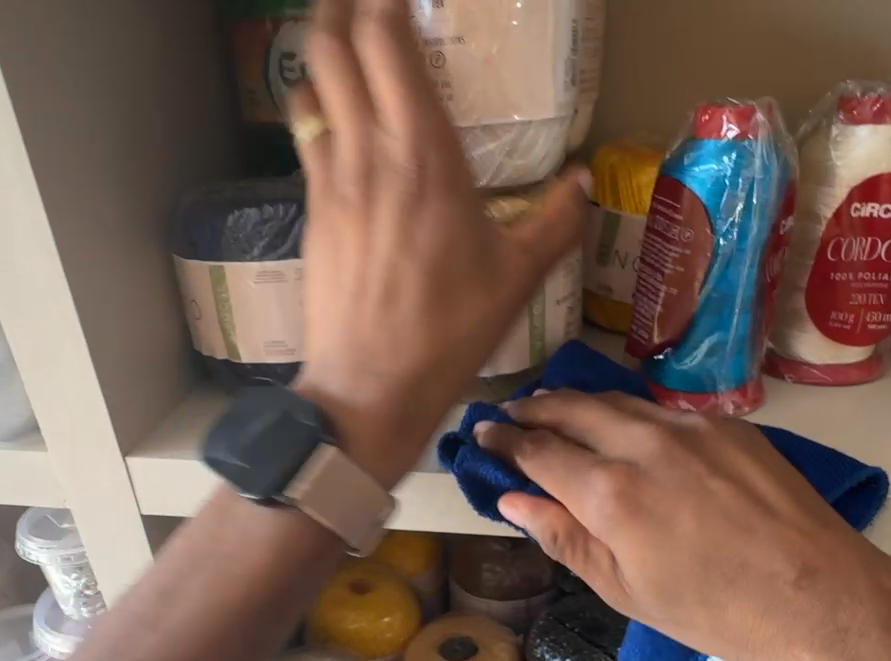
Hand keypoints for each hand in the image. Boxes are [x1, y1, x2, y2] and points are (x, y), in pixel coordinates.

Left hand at [287, 0, 589, 487]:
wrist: (369, 390)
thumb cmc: (447, 337)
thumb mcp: (515, 282)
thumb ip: (556, 223)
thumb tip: (584, 182)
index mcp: (425, 156)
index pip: (387, 41)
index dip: (385, 2)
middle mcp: (369, 154)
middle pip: (331, 43)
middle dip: (341, 5)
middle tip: (366, 2)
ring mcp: (330, 183)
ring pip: (308, 87)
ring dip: (321, 54)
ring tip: (346, 50)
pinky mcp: (310, 215)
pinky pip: (306, 140)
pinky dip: (316, 112)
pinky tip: (338, 126)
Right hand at [475, 390, 890, 660]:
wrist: (818, 596)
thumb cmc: (712, 610)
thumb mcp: (623, 589)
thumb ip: (563, 538)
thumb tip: (511, 501)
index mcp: (610, 493)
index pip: (539, 450)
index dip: (504, 440)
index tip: (483, 433)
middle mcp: (644, 443)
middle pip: (572, 408)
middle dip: (533, 408)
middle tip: (509, 413)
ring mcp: (691, 427)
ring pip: (617, 400)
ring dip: (577, 403)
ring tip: (555, 411)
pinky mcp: (729, 424)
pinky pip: (662, 411)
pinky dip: (628, 414)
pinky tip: (624, 429)